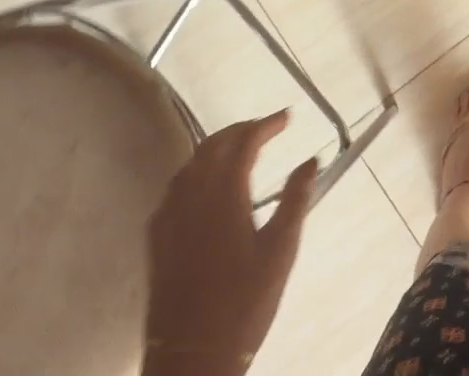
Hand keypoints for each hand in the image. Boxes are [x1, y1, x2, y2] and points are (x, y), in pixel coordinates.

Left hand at [144, 110, 318, 375]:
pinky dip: (197, 171)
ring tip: (242, 149)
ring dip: (217, 147)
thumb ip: (296, 199)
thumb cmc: (245, 301)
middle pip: (213, 145)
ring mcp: (169, 215)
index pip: (244, 142)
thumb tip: (311, 160)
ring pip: (191, 163)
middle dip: (240, 130)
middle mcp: (192, 195)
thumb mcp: (281, 250)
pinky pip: (176, 187)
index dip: (266, 124)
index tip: (287, 117)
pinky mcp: (157, 236)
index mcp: (224, 194)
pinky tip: (208, 185)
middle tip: (266, 128)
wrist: (193, 353)